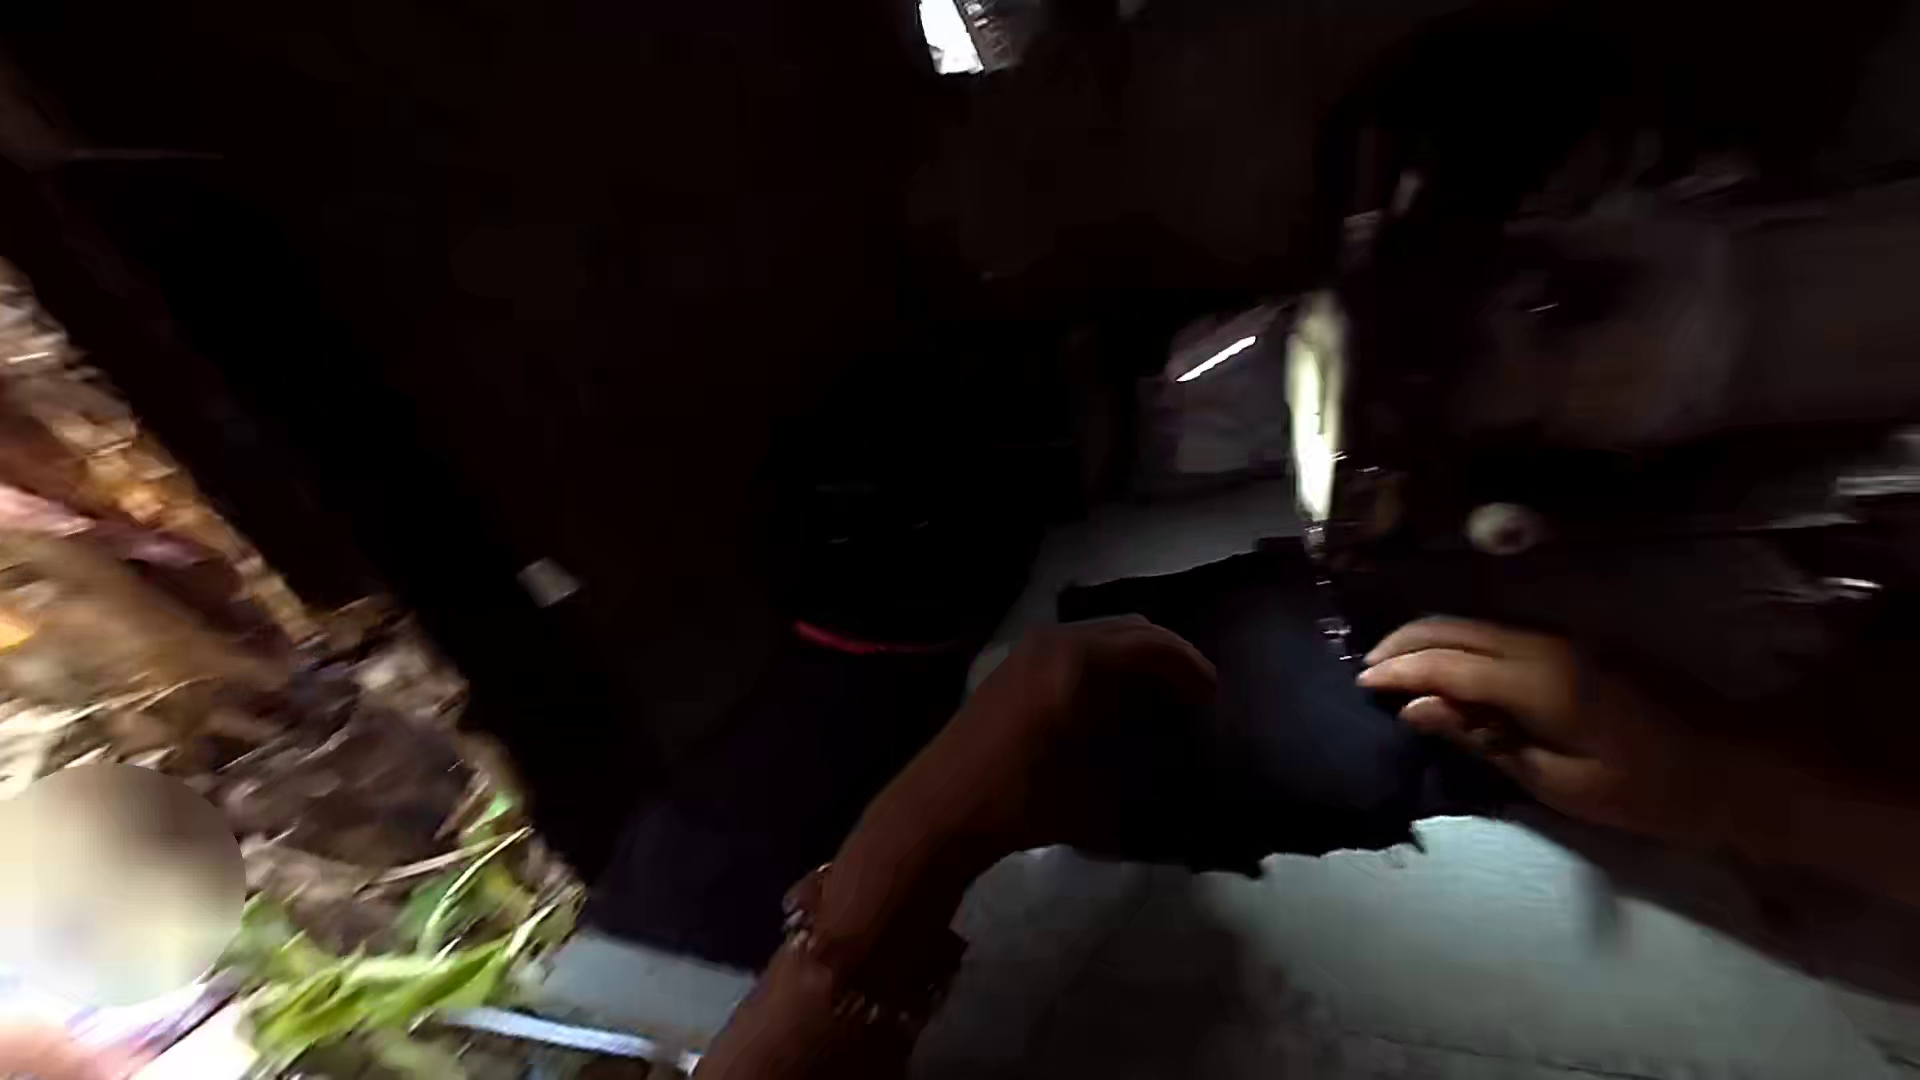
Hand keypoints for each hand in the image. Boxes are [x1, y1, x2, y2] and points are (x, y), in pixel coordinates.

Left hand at [816, 617, 1215, 963]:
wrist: (942, 805)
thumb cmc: (1022, 801)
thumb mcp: (1096, 790)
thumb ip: (1142, 760)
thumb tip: (1174, 749)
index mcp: (1075, 663)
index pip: (1148, 643)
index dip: (1188, 664)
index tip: (1213, 691)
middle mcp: (1051, 642)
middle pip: (1125, 628)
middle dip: (1164, 654)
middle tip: (1193, 689)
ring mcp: (1026, 649)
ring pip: (1096, 634)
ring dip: (1132, 655)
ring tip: (1158, 692)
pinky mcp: (1012, 665)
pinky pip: (1071, 646)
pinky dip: (1102, 660)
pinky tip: (1110, 694)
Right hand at [1357, 617, 1742, 841]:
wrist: (1750, 770)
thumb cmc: (1652, 791)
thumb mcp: (1561, 783)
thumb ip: (1481, 738)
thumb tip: (1415, 709)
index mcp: (1538, 683)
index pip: (1444, 665)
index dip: (1396, 672)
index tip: (1362, 684)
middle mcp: (1540, 646)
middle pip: (1447, 629)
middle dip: (1398, 646)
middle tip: (1369, 671)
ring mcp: (1556, 637)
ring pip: (1465, 622)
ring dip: (1422, 639)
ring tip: (1394, 666)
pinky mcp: (1566, 640)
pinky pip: (1488, 628)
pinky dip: (1451, 639)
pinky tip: (1440, 662)